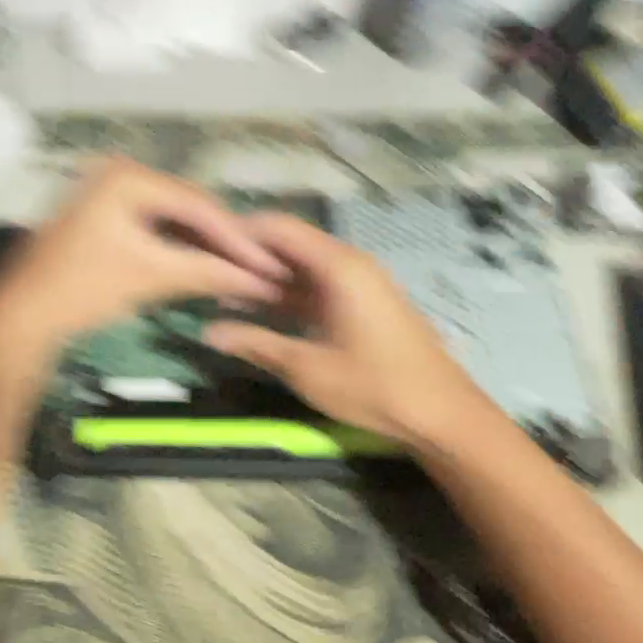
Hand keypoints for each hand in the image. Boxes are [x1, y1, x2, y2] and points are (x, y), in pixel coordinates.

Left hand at [0, 159, 286, 358]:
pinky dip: (174, 250)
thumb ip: (205, 271)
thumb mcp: (148, 277)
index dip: (237, 238)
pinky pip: (148, 230)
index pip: (197, 204)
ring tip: (237, 272)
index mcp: (128, 176)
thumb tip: (260, 279)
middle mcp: (117, 173)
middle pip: (185, 208)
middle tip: (259, 269)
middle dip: (221, 241)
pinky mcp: (98, 220)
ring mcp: (105, 195)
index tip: (269, 265)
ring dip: (200, 247)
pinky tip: (200, 268)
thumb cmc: (80, 291)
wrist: (18, 318)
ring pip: (168, 221)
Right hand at [202, 213, 489, 445]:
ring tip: (224, 296)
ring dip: (267, 280)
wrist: (440, 413)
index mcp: (338, 267)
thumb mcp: (305, 367)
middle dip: (248, 258)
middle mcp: (350, 264)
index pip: (278, 228)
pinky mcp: (365, 303)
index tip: (202, 250)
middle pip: (290, 246)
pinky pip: (319, 286)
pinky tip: (262, 313)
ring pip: (303, 268)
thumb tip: (208, 332)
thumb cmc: (373, 386)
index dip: (238, 234)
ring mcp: (361, 283)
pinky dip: (290, 295)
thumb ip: (256, 343)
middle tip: (206, 275)